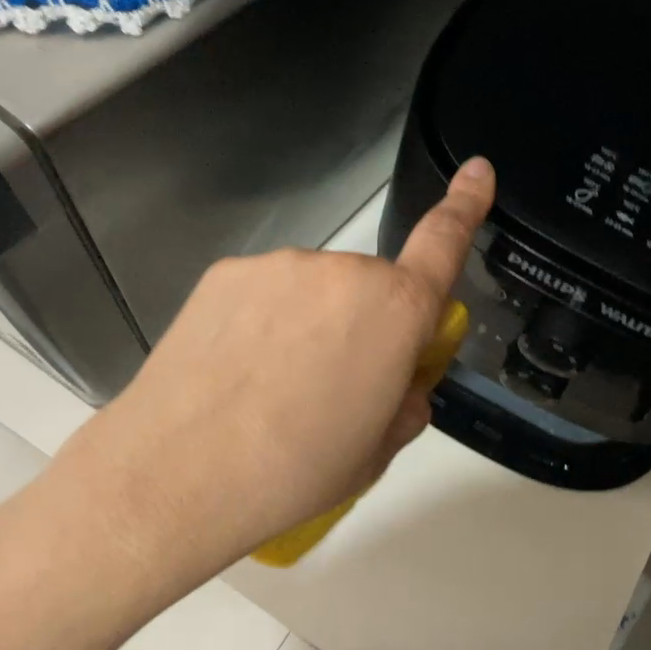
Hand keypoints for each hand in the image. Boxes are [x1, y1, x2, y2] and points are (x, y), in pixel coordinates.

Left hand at [53, 158, 494, 585]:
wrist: (172, 479)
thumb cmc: (296, 472)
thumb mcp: (377, 450)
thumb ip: (405, 400)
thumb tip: (395, 382)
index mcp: (397, 310)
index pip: (444, 242)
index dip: (466, 204)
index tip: (478, 170)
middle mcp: (346, 271)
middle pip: (373, 287)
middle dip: (365, 324)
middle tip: (329, 389)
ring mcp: (282, 266)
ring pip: (316, 290)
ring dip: (309, 323)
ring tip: (268, 388)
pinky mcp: (227, 272)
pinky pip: (267, 293)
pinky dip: (261, 321)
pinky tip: (232, 371)